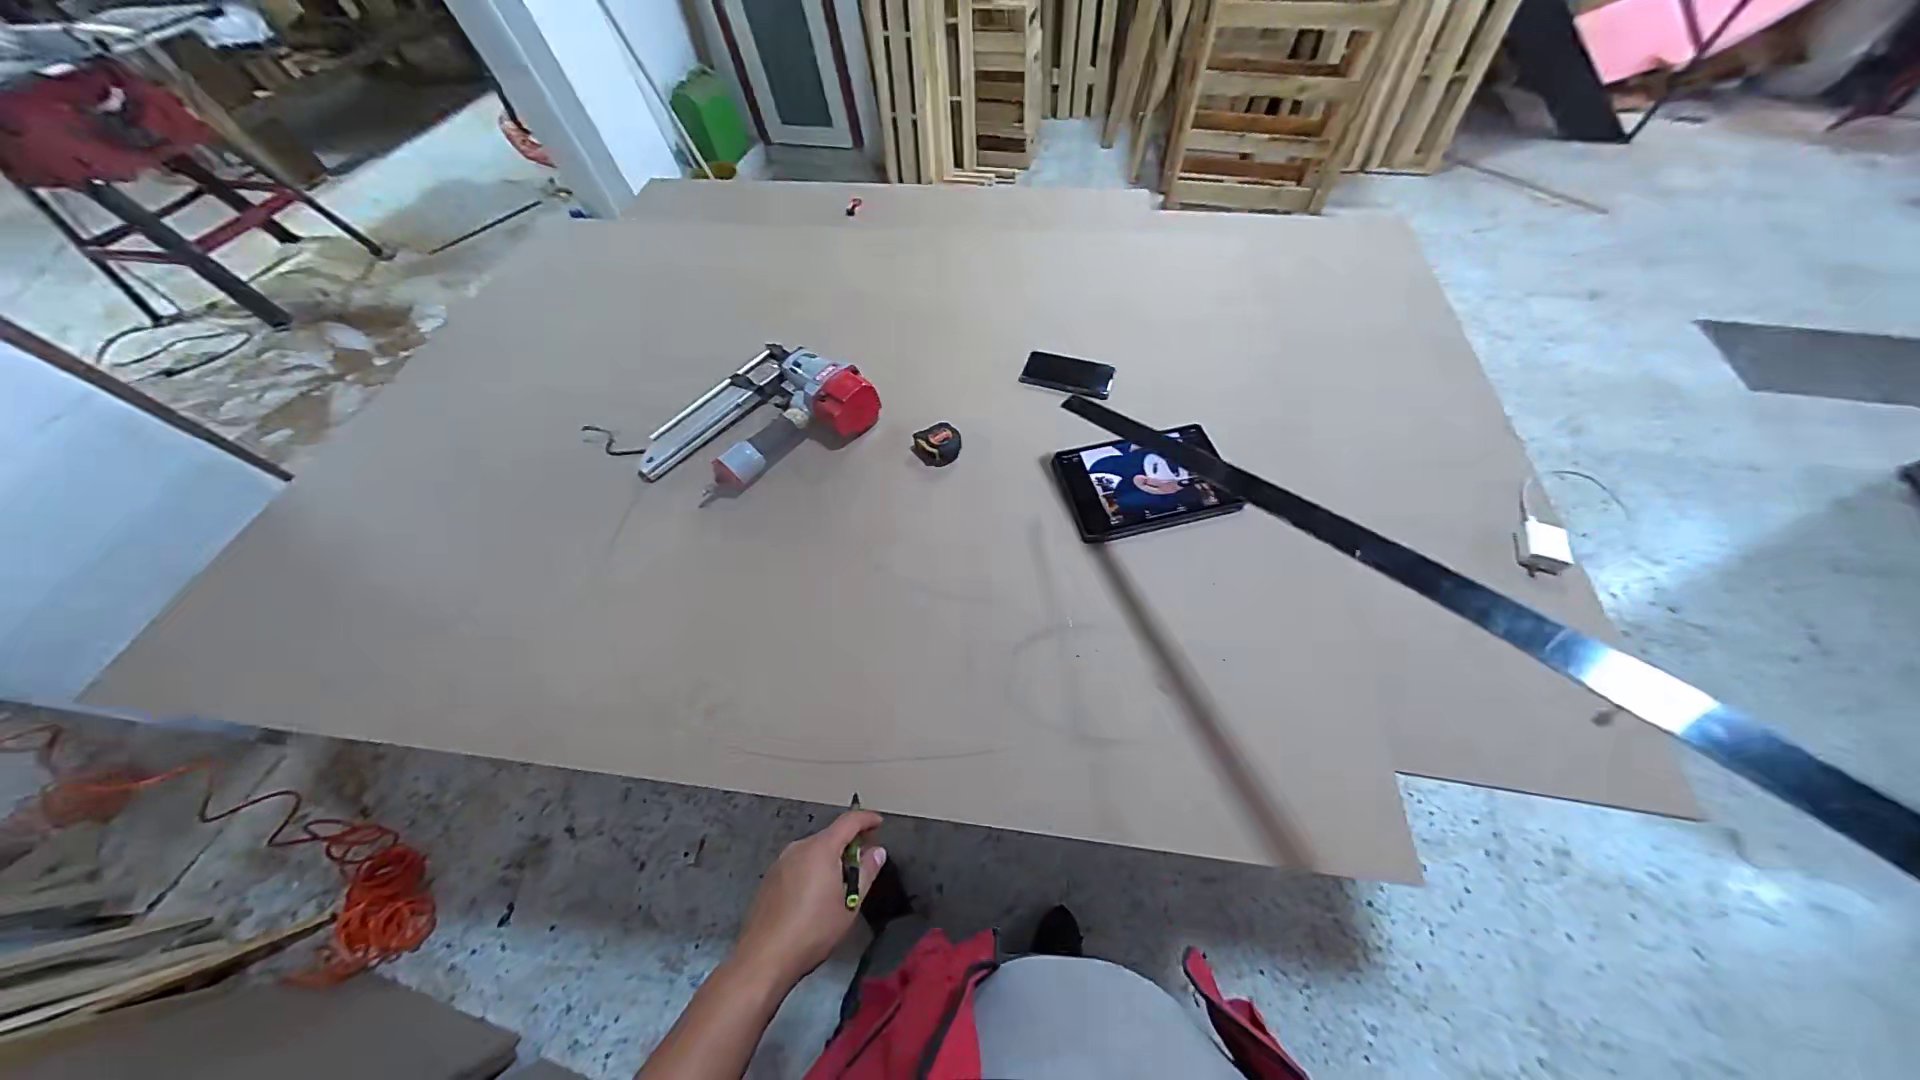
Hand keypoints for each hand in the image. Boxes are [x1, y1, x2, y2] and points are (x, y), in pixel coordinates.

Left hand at [732, 810, 885, 987]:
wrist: (764, 958)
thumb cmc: (813, 930)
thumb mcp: (850, 904)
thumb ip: (866, 872)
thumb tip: (877, 851)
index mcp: (821, 848)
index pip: (849, 821)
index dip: (867, 819)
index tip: (879, 823)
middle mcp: (799, 847)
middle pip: (830, 836)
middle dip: (849, 844)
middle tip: (864, 862)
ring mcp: (781, 862)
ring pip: (813, 851)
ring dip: (830, 858)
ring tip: (840, 884)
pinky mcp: (770, 878)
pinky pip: (799, 864)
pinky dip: (813, 869)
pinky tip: (814, 896)